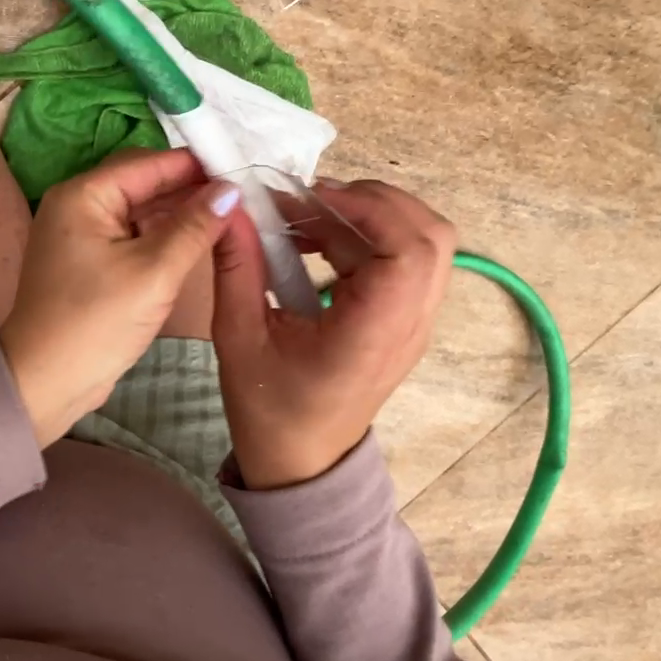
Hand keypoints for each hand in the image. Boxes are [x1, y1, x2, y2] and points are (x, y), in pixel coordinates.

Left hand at [0, 149, 241, 445]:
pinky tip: (196, 239)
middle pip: (141, 182)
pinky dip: (161, 234)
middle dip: (188, 187)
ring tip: (229, 214)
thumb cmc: (97, 321)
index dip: (194, 165)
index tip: (241, 168)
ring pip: (138, 208)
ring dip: (177, 211)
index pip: (147, 163)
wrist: (46, 378)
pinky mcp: (88, 258)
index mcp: (83, 195)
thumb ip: (194, 227)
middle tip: (241, 194)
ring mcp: (80, 232)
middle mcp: (77, 204)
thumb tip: (230, 188)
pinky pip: (130, 233)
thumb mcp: (154, 272)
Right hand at [212, 179, 456, 488]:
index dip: (371, 209)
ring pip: (422, 242)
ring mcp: (411, 321)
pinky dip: (362, 235)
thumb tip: (228, 206)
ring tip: (304, 216)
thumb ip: (236, 266)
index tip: (312, 198)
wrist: (300, 462)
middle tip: (310, 199)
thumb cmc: (268, 407)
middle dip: (373, 201)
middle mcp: (408, 322)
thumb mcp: (238, 335)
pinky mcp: (400, 319)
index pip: (411, 251)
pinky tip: (312, 240)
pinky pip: (401, 259)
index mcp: (374, 332)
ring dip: (368, 216)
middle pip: (432, 236)